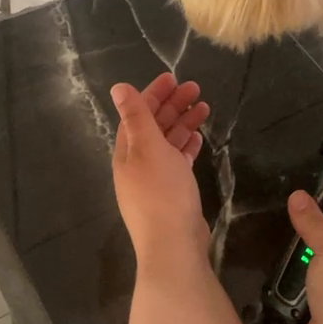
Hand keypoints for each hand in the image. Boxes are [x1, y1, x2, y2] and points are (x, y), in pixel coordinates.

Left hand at [111, 73, 212, 273]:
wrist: (173, 246)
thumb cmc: (161, 192)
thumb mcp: (148, 148)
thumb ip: (136, 116)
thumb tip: (118, 87)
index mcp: (127, 151)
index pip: (138, 114)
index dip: (154, 93)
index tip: (173, 77)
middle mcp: (137, 163)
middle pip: (154, 126)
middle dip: (172, 105)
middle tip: (195, 88)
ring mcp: (154, 180)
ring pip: (168, 142)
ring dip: (183, 122)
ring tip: (204, 107)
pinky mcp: (172, 193)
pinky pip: (177, 161)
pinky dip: (186, 146)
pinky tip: (198, 137)